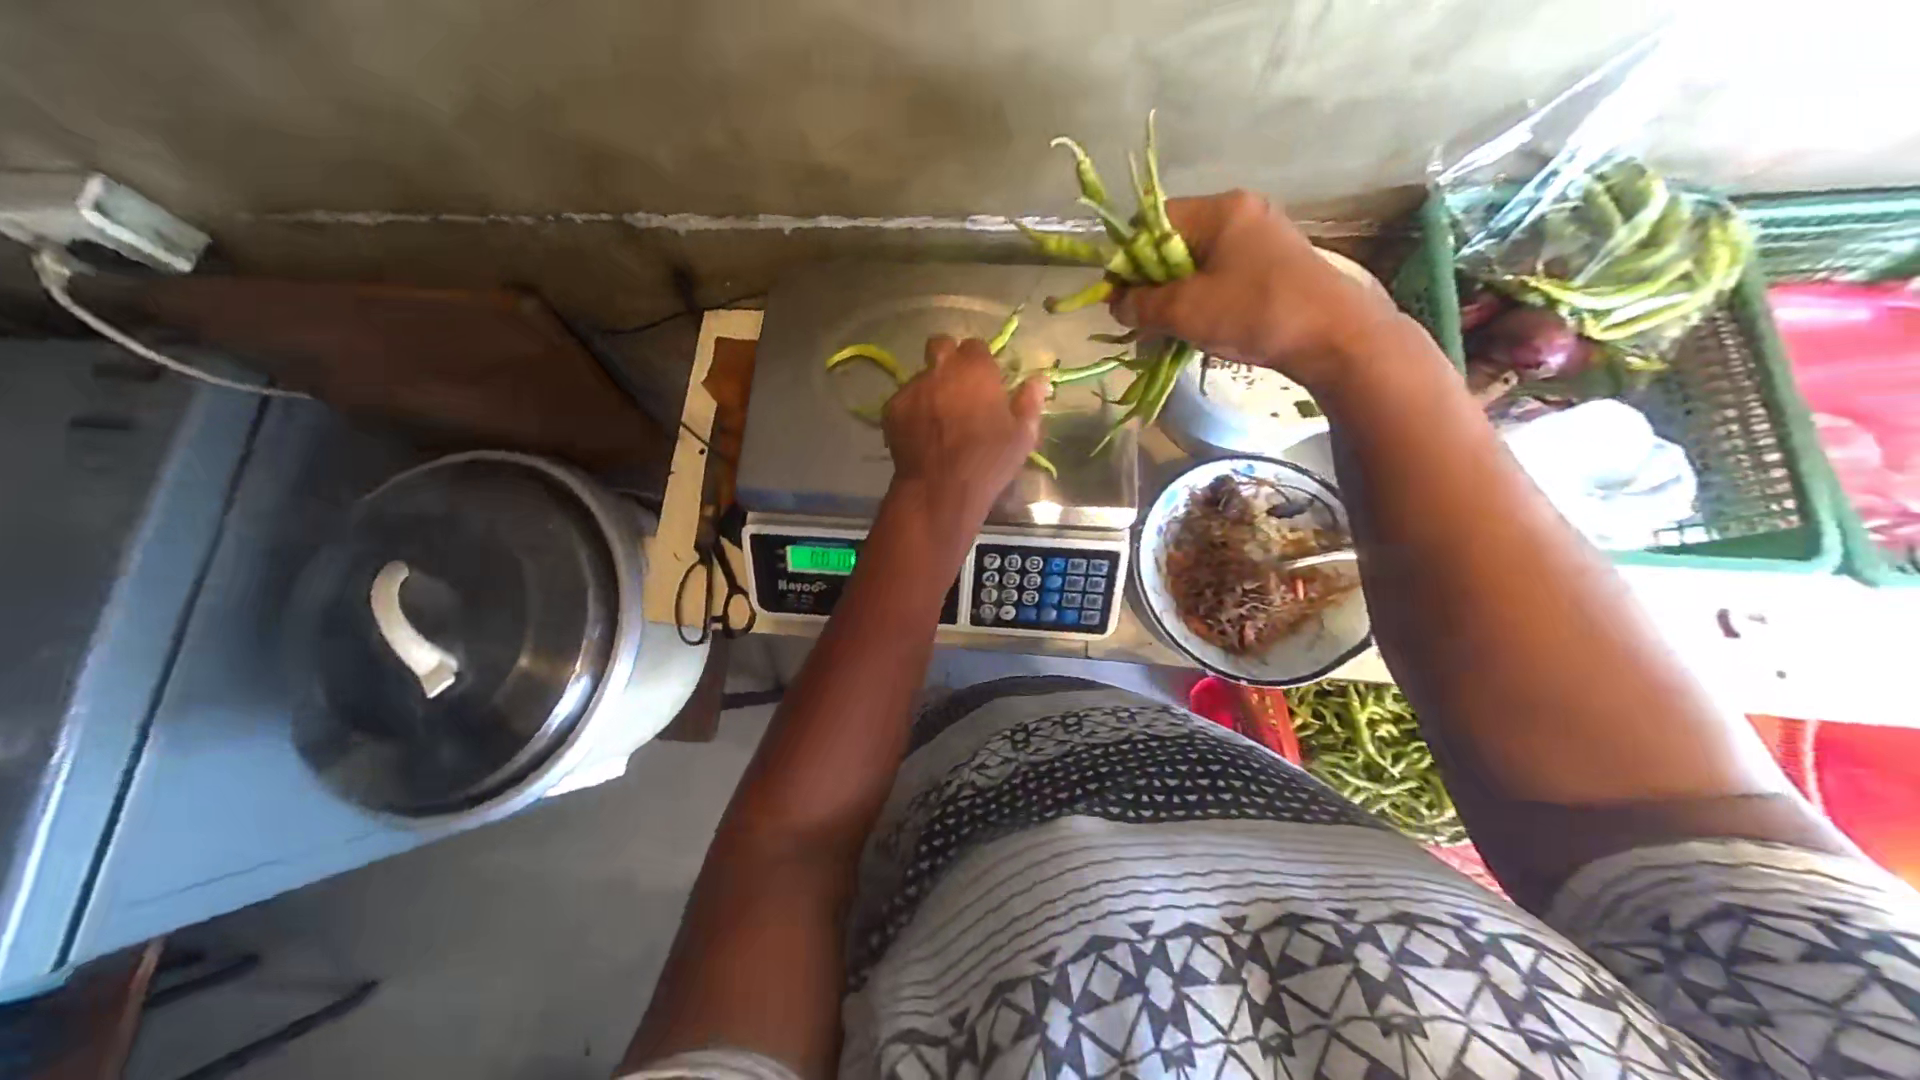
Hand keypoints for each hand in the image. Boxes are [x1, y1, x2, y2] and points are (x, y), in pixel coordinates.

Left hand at [882, 335, 1045, 527]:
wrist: (940, 489)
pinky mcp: (891, 409)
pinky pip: (902, 401)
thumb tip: (1039, 380)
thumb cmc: (988, 461)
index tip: (984, 380)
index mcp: (975, 369)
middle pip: (941, 346)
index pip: (975, 346)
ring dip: (930, 388)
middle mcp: (940, 369)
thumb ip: (1029, 402)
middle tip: (957, 386)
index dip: (979, 361)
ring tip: (937, 418)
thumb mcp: (1021, 435)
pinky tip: (920, 434)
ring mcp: (912, 387)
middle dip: (948, 359)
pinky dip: (911, 411)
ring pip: (920, 376)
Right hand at [1110, 190, 1404, 391]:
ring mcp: (1261, 238)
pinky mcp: (1273, 265)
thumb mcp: (1185, 310)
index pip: (1152, 222)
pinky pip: (1221, 275)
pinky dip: (1201, 299)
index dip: (1127, 259)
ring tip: (1164, 329)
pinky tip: (1196, 327)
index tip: (1118, 297)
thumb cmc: (1255, 313)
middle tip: (1139, 318)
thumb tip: (1117, 304)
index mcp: (1220, 210)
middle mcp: (1241, 213)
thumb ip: (1142, 304)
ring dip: (1173, 295)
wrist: (1335, 337)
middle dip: (1149, 281)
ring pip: (1197, 262)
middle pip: (1174, 241)